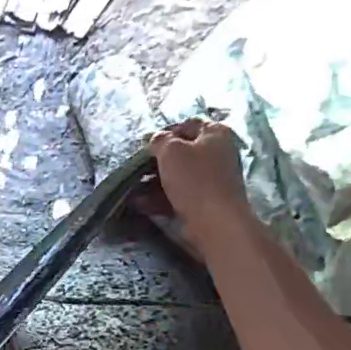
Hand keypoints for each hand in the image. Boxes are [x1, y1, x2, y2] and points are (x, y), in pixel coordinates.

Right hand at [146, 120, 253, 241]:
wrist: (216, 224)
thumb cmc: (195, 180)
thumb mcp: (171, 151)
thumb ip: (160, 140)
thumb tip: (156, 139)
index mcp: (215, 134)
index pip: (187, 125)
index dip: (164, 133)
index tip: (145, 145)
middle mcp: (218, 154)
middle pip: (182, 153)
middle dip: (156, 162)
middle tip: (137, 169)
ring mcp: (213, 181)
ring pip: (178, 177)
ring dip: (154, 183)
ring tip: (132, 190)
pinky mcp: (206, 203)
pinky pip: (180, 195)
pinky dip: (161, 199)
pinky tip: (140, 204)